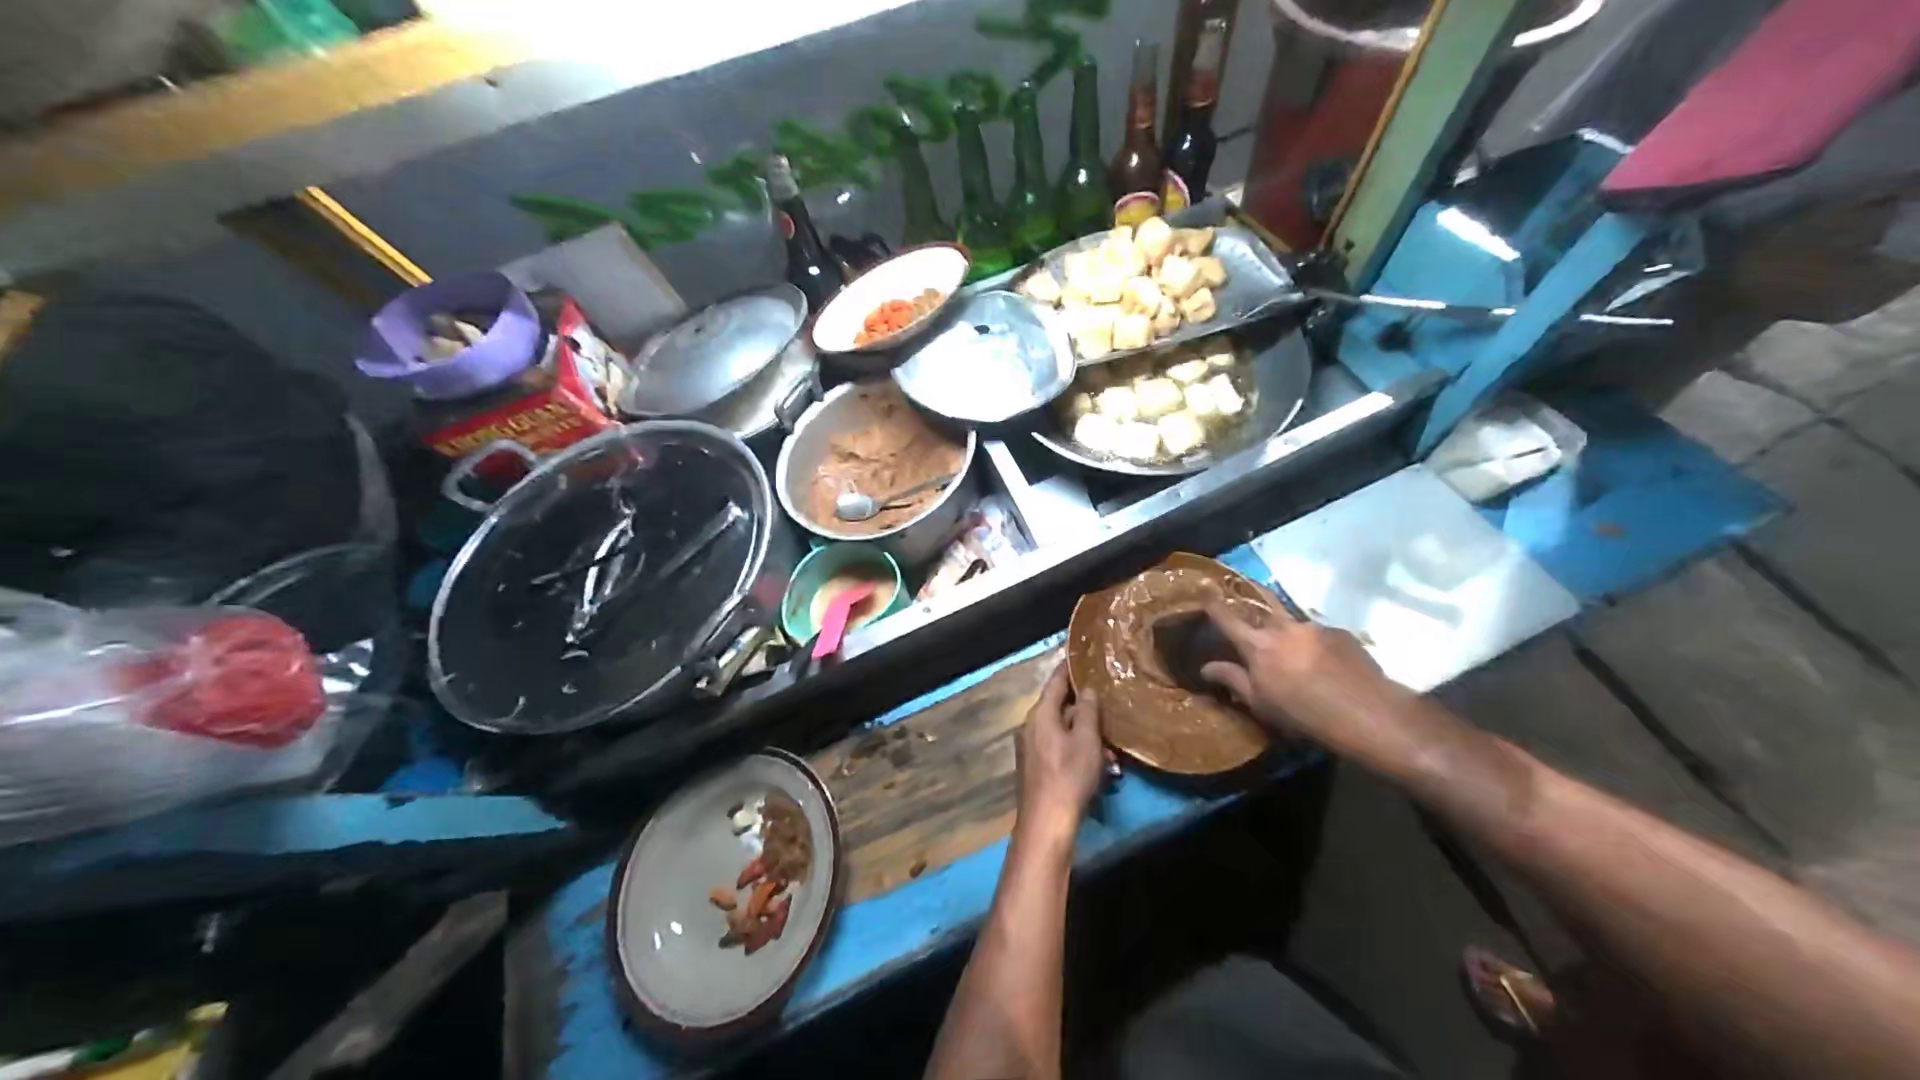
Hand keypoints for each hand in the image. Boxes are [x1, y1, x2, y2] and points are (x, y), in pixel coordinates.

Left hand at [1015, 664, 1103, 841]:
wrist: (1046, 821)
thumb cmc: (1069, 775)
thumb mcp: (1087, 740)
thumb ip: (1088, 711)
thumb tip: (1087, 690)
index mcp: (1040, 713)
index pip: (1055, 681)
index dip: (1069, 668)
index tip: (1080, 655)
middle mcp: (1030, 725)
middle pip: (1059, 706)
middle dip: (1084, 707)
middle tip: (1107, 703)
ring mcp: (1030, 746)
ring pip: (1061, 729)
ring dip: (1085, 733)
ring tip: (1110, 745)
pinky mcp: (1035, 765)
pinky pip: (1058, 746)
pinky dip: (1077, 748)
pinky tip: (1098, 763)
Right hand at [1200, 594, 1402, 758]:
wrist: (1364, 712)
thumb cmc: (1301, 713)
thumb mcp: (1260, 702)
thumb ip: (1232, 680)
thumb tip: (1205, 668)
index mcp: (1257, 646)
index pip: (1227, 619)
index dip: (1213, 603)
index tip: (1204, 587)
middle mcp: (1284, 629)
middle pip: (1263, 607)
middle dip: (1254, 604)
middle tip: (1252, 609)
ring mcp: (1315, 628)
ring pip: (1295, 627)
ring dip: (1293, 639)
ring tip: (1303, 663)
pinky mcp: (1342, 634)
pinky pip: (1321, 636)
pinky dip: (1318, 648)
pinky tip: (1329, 668)